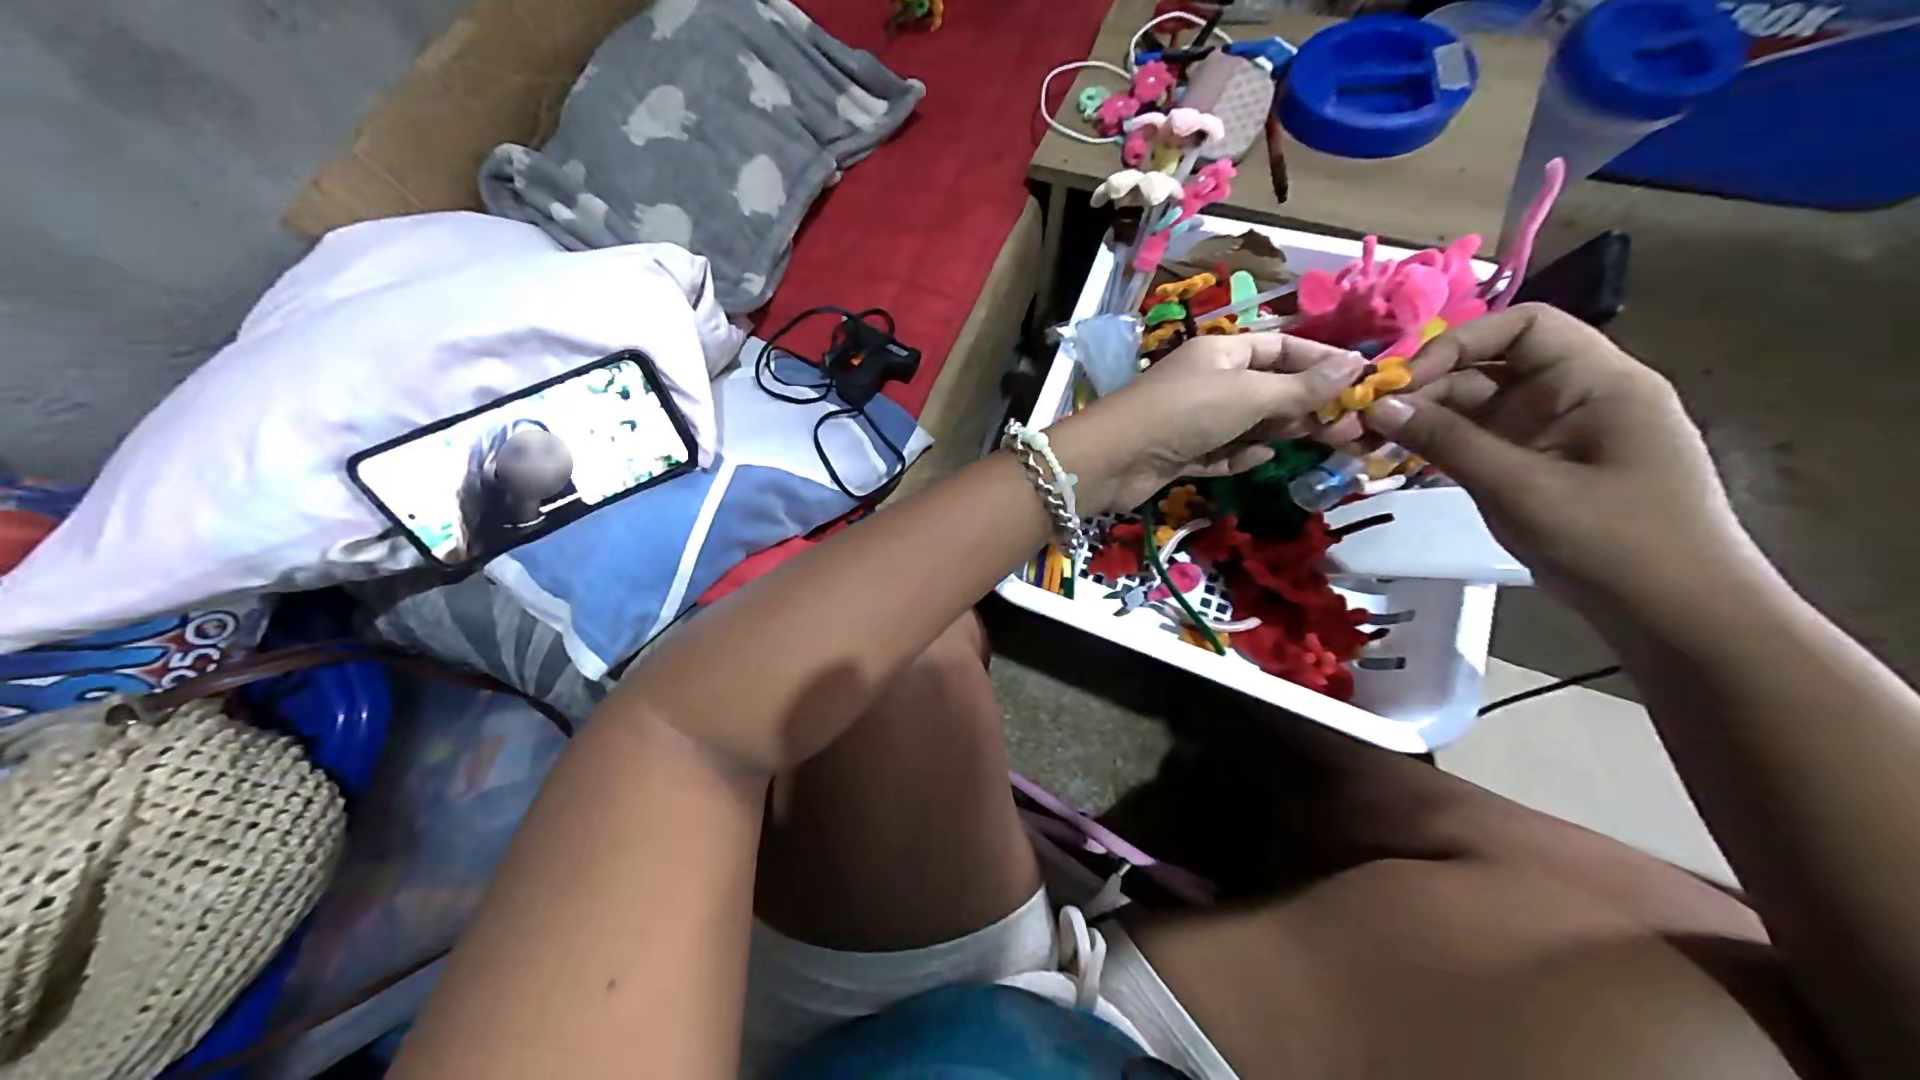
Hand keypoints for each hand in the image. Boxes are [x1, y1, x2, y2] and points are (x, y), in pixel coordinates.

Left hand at [1051, 333, 1366, 513]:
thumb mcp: (1250, 394)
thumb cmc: (1186, 412)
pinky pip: (1221, 452)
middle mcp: (1208, 381)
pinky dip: (1241, 456)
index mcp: (1222, 352)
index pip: (1280, 347)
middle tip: (1350, 425)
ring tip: (1324, 442)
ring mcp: (1193, 419)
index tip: (1359, 380)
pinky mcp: (1181, 453)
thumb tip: (1356, 364)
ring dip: (1281, 432)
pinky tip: (1262, 459)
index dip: (1319, 361)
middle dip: (1307, 404)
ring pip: (1248, 423)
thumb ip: (1301, 386)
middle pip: (1268, 388)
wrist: (1116, 458)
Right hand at [1362, 304, 1753, 605]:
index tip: (1405, 383)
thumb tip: (1379, 405)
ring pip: (1476, 408)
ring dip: (1423, 421)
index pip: (1524, 326)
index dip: (1460, 342)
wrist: (1674, 614)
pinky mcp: (1537, 467)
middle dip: (1426, 389)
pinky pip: (1479, 442)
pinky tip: (1397, 461)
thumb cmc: (1612, 541)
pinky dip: (1439, 447)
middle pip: (1489, 369)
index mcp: (1597, 381)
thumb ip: (1446, 441)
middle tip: (1365, 421)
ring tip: (1368, 444)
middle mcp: (1574, 396)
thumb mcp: (1520, 487)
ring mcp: (1554, 433)